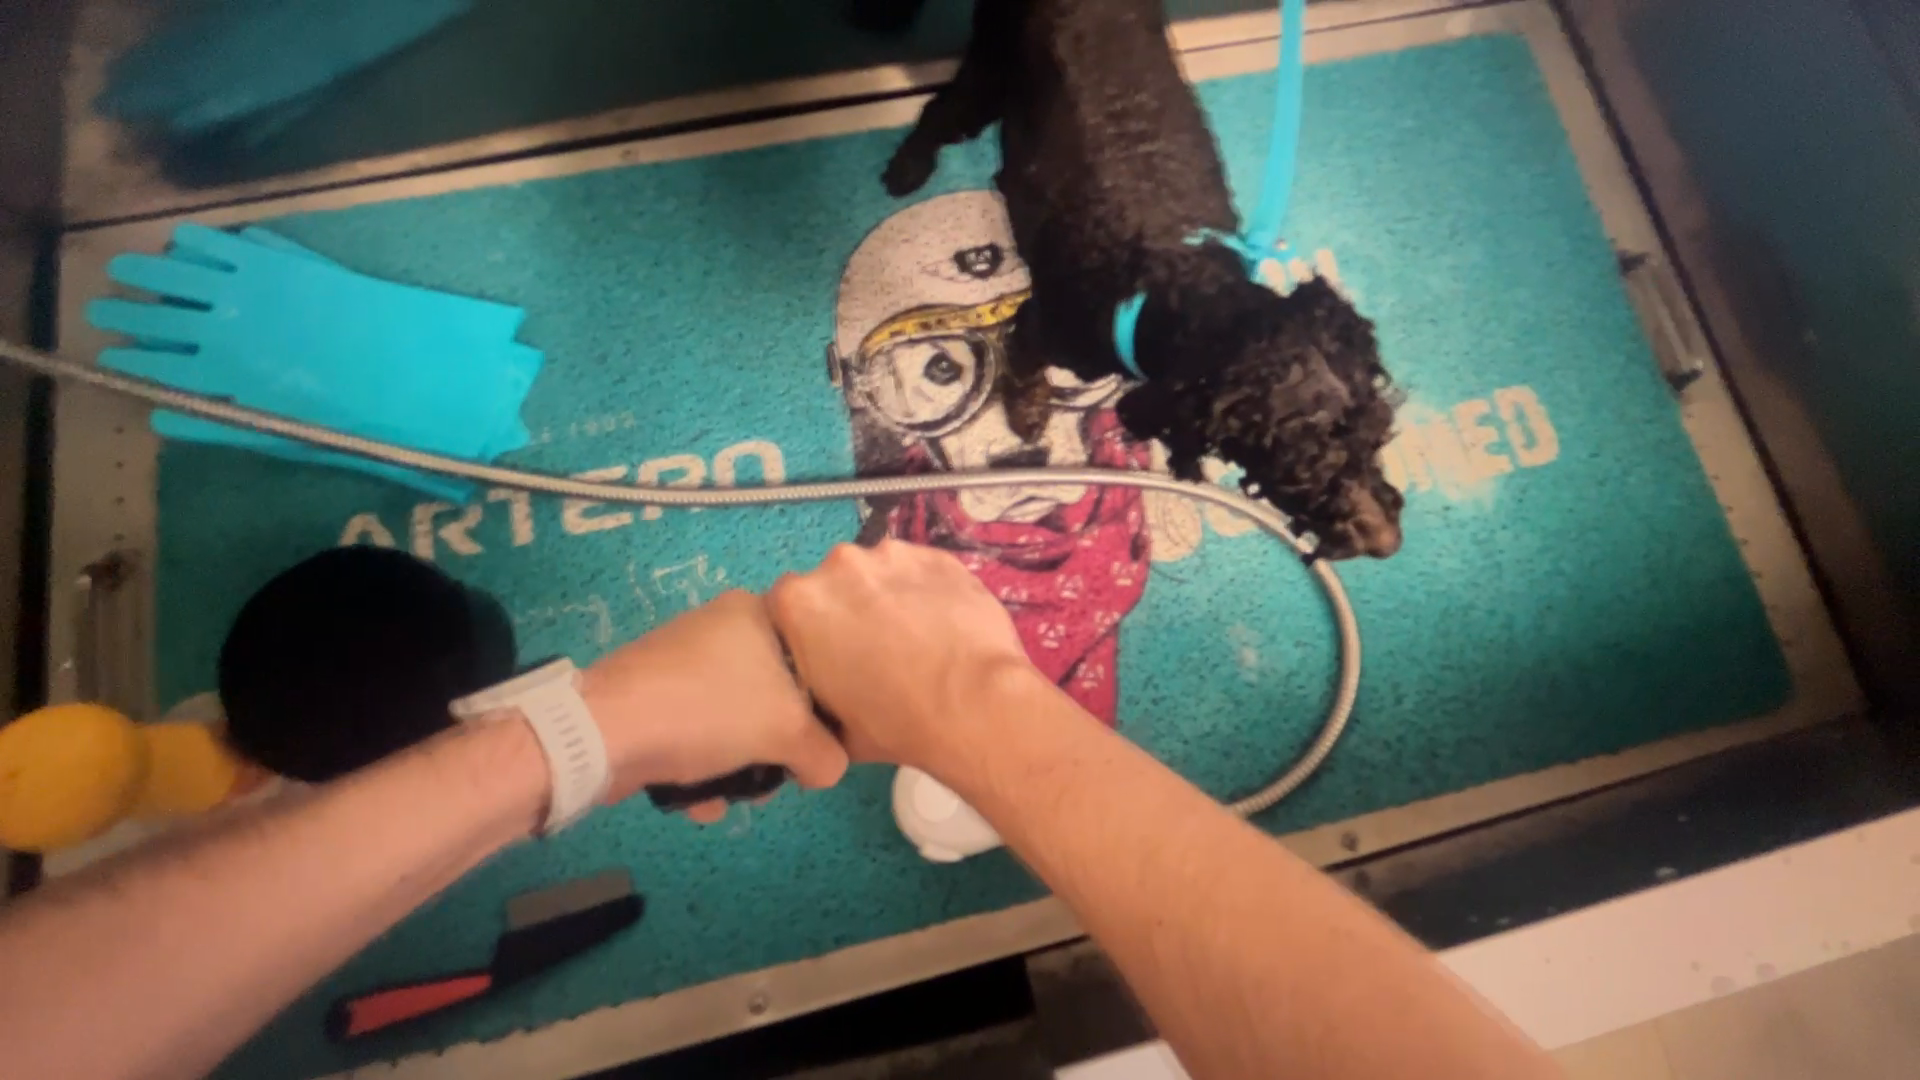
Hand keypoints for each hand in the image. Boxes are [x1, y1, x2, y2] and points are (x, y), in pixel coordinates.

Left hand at [580, 590, 848, 822]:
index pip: (815, 653)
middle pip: (776, 690)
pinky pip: (700, 726)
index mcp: (758, 611)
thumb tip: (828, 768)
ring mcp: (684, 659)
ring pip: (737, 714)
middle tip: (777, 774)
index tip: (822, 738)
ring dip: (741, 761)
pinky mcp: (654, 693)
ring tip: (734, 795)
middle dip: (778, 742)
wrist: (603, 733)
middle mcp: (722, 626)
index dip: (826, 700)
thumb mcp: (790, 732)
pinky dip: (705, 762)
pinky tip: (701, 800)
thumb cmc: (711, 711)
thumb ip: (828, 753)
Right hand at [767, 540, 1035, 772]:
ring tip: (918, 636)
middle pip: (836, 584)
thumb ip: (814, 696)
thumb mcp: (833, 727)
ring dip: (890, 597)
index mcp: (798, 603)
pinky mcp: (938, 555)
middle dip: (850, 609)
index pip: (788, 611)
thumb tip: (822, 702)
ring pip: (881, 573)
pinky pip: (922, 572)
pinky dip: (928, 591)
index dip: (810, 634)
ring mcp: (892, 554)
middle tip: (877, 648)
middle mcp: (838, 565)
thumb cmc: (895, 723)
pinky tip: (945, 624)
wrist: (973, 704)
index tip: (831, 656)